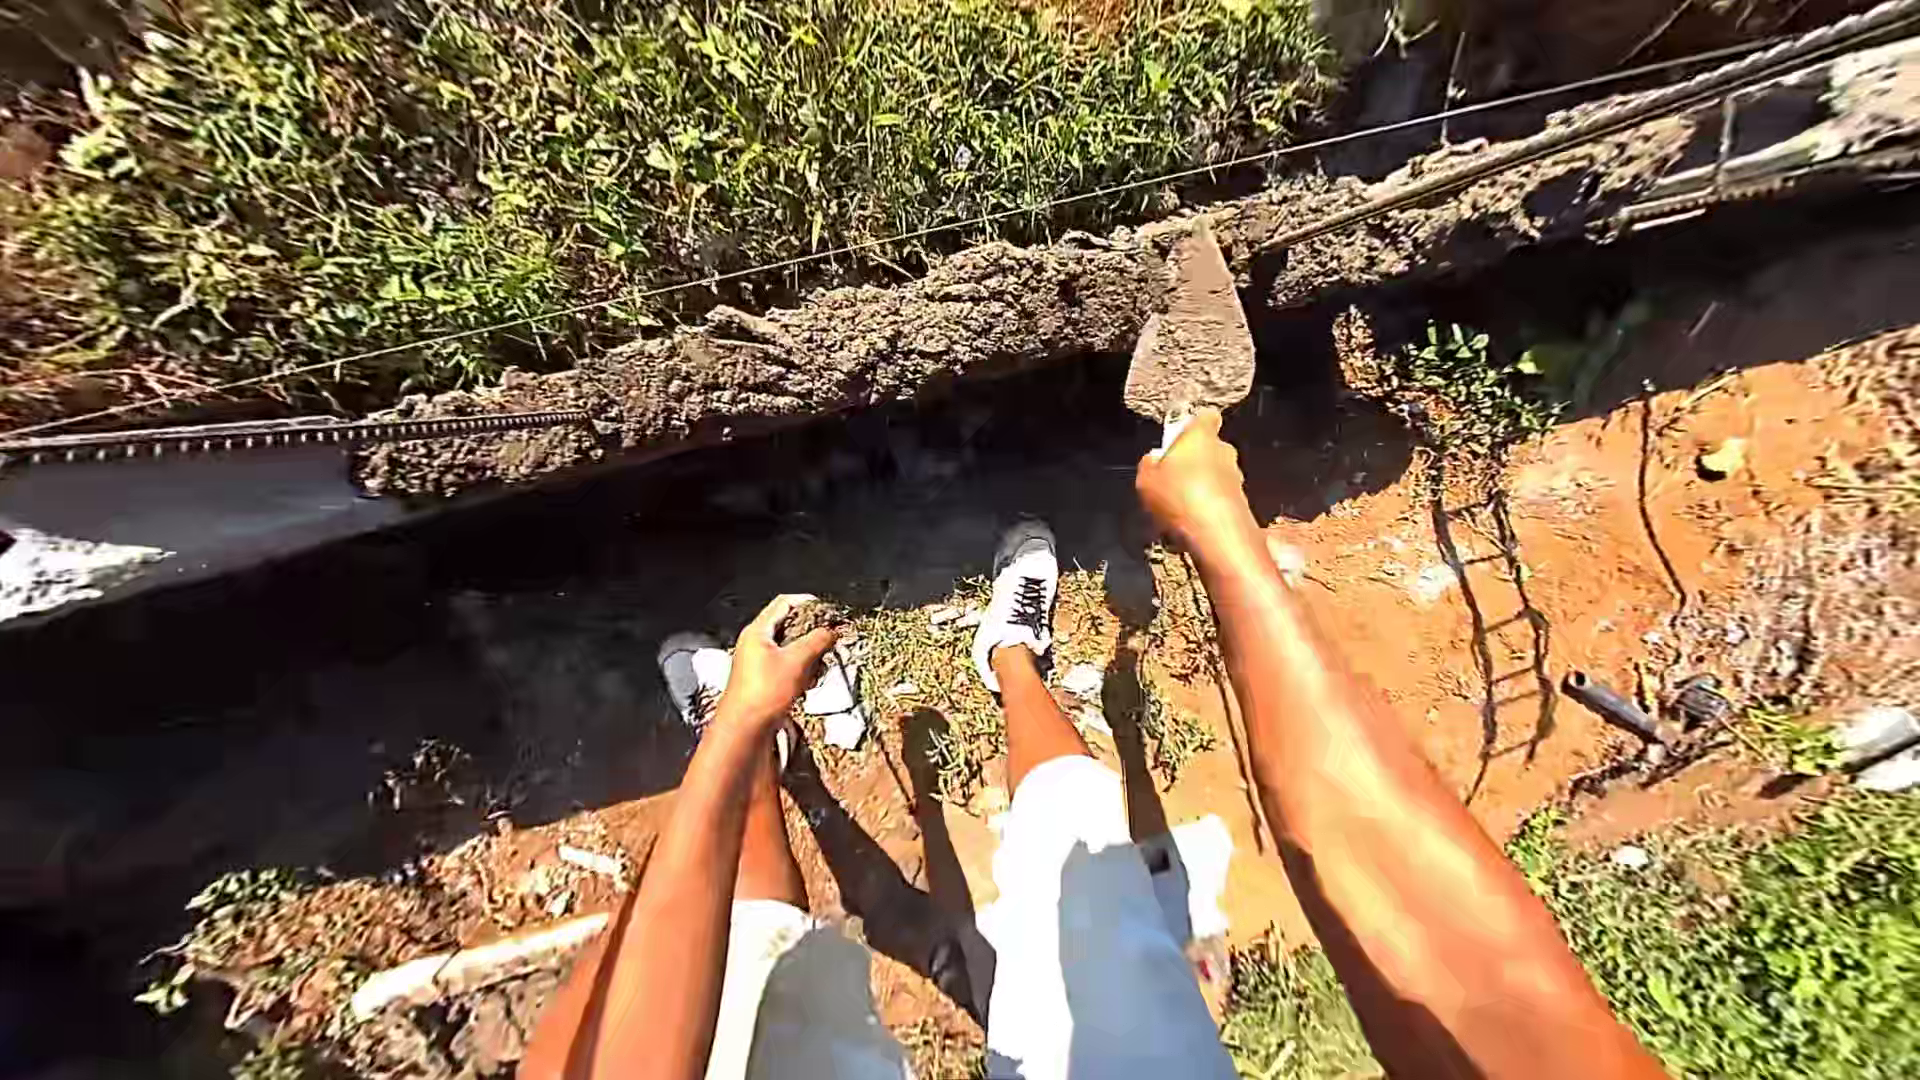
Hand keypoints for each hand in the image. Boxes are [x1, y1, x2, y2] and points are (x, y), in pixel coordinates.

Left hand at [715, 594, 838, 729]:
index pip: (784, 603)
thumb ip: (817, 640)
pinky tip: (808, 682)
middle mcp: (756, 642)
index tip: (827, 610)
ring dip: (809, 654)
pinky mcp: (764, 678)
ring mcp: (759, 661)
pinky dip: (802, 669)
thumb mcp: (797, 661)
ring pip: (791, 646)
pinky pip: (788, 664)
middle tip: (828, 638)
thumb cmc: (765, 692)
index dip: (808, 602)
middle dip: (812, 632)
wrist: (745, 729)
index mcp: (758, 631)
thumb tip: (832, 629)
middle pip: (789, 625)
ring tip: (818, 665)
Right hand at [1135, 408, 1260, 557]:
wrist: (1216, 536)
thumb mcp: (1145, 479)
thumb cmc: (1179, 498)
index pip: (1204, 416)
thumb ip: (1148, 463)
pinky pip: (1217, 499)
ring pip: (1212, 476)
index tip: (1177, 437)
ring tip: (1175, 509)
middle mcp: (1224, 451)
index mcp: (1200, 435)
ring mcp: (1235, 478)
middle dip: (1190, 462)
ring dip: (1197, 487)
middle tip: (1167, 480)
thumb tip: (1153, 460)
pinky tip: (1188, 525)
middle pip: (1206, 449)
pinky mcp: (1241, 502)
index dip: (1191, 424)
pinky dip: (1204, 509)